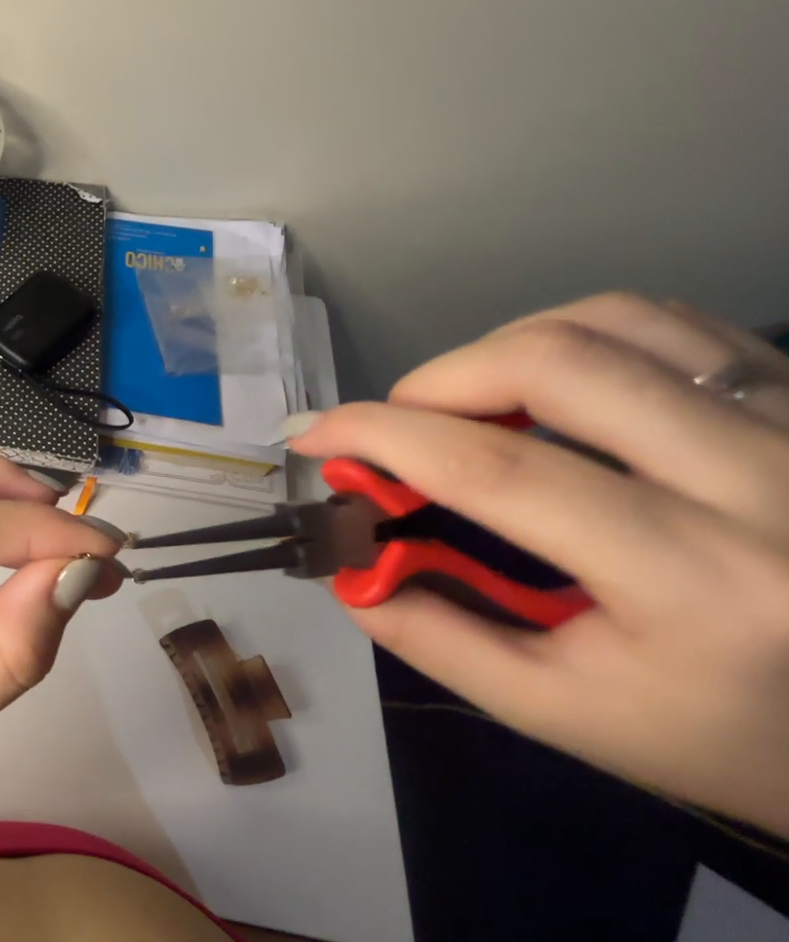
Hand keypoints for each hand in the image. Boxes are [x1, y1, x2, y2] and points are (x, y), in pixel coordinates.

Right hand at [290, 293, 788, 834]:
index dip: (379, 436)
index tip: (312, 437)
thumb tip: (347, 564)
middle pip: (555, 362)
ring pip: (613, 322)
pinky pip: (669, 326)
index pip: (497, 470)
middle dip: (434, 380)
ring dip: (498, 350)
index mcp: (698, 583)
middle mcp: (768, 484)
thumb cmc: (727, 734)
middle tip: (396, 427)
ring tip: (464, 406)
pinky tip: (546, 390)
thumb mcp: (561, 710)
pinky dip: (574, 340)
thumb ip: (435, 635)